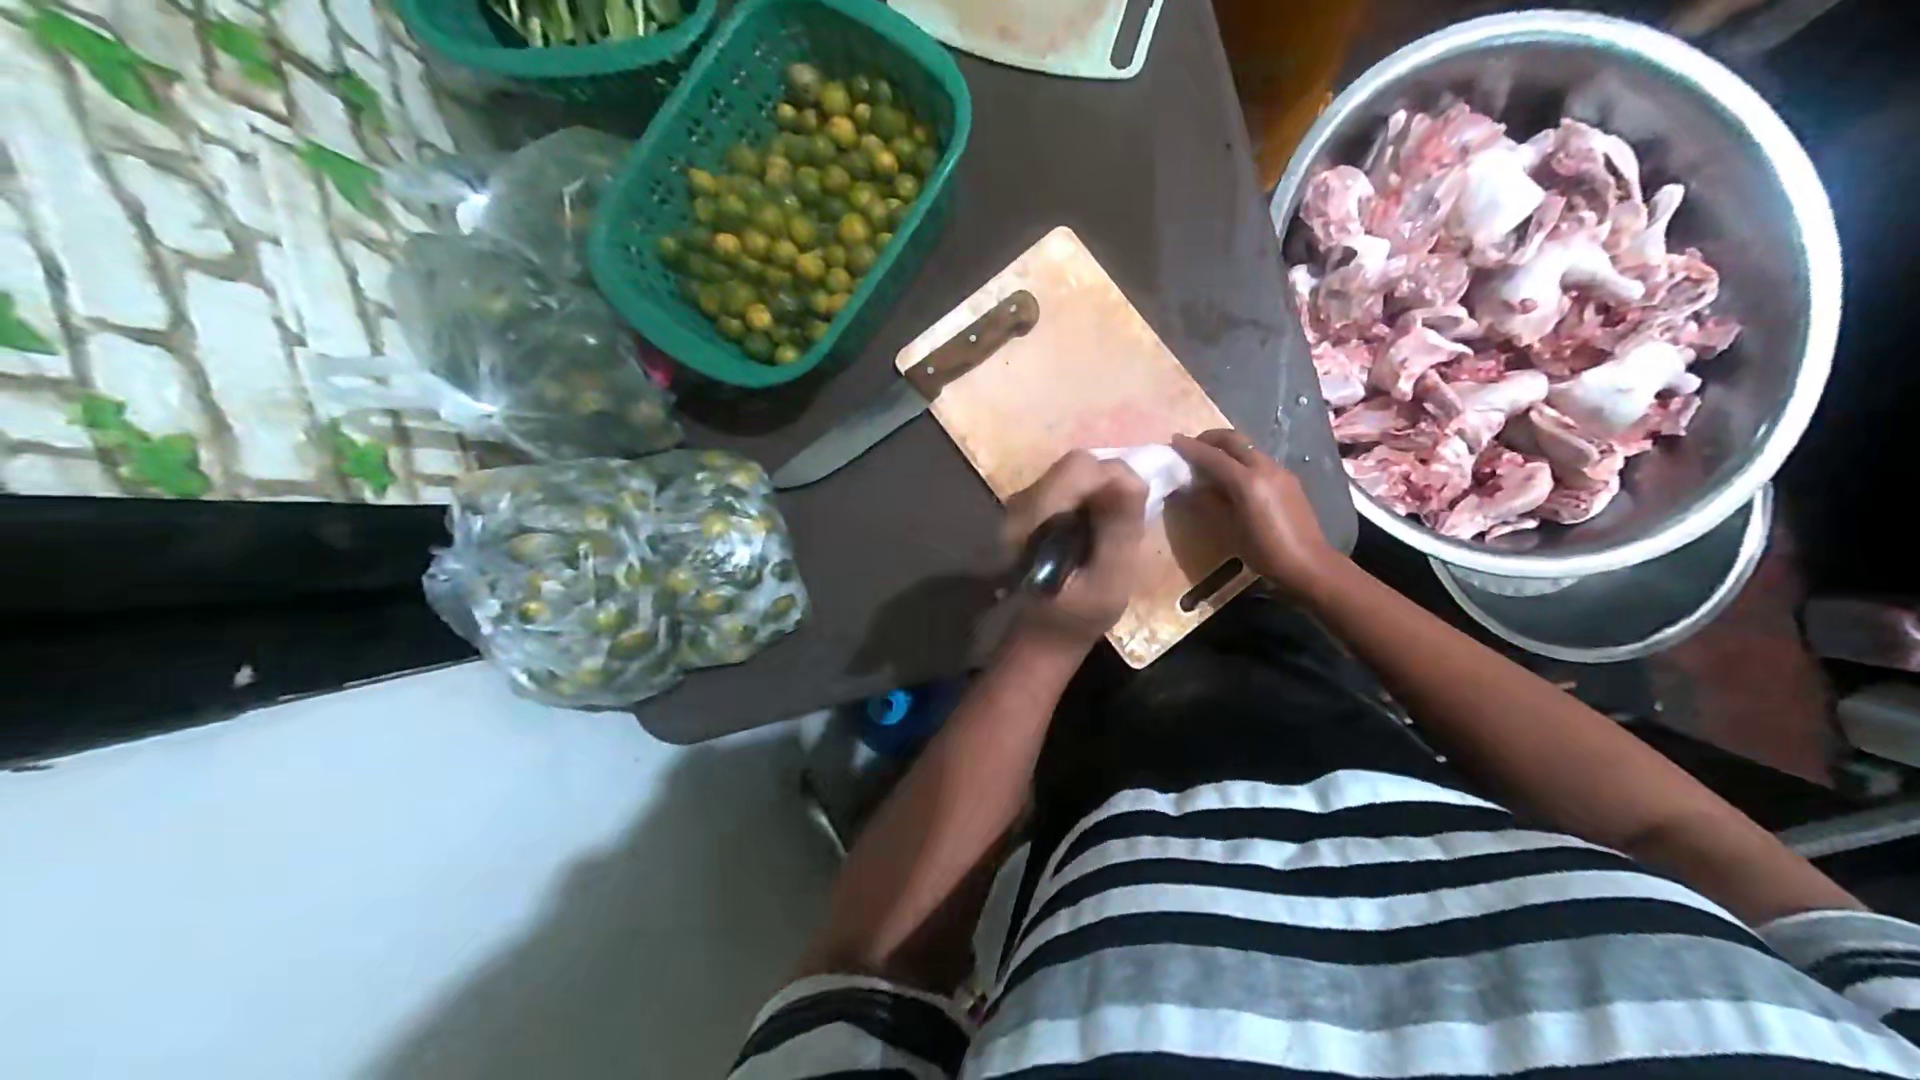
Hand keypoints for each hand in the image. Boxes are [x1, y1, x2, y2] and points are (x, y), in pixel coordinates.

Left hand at [1003, 451, 1148, 649]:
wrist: (1043, 634)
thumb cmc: (1079, 615)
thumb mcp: (1111, 582)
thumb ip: (1119, 529)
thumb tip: (1132, 477)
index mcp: (1034, 520)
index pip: (1080, 467)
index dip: (1116, 476)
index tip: (1136, 505)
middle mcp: (1021, 503)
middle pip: (1075, 464)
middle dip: (1110, 482)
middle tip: (1128, 517)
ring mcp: (1021, 504)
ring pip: (1072, 472)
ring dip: (1100, 490)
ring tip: (1113, 525)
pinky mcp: (1030, 509)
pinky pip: (1066, 485)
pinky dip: (1089, 498)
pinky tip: (1096, 527)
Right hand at [1173, 429, 1343, 599]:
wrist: (1308, 563)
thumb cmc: (1263, 551)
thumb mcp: (1229, 528)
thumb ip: (1210, 501)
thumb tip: (1192, 487)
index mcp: (1247, 481)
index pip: (1212, 456)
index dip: (1190, 448)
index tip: (1174, 442)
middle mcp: (1265, 468)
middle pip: (1233, 440)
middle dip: (1210, 438)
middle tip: (1191, 446)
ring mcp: (1280, 471)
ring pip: (1247, 448)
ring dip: (1226, 448)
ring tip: (1209, 461)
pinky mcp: (1288, 479)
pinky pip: (1258, 460)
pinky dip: (1240, 459)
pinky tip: (1233, 476)